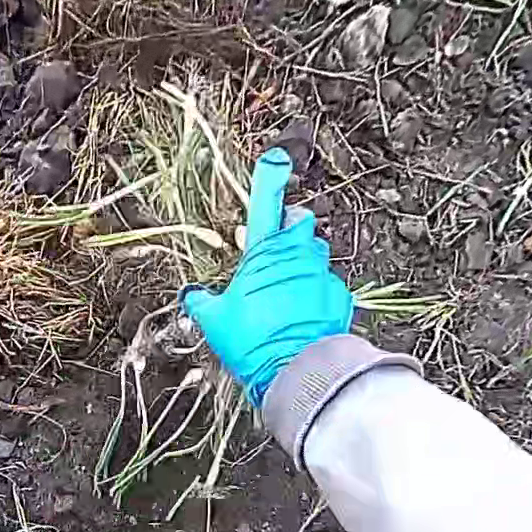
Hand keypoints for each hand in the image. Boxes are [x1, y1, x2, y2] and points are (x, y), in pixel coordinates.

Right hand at [181, 148, 352, 403]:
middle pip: (299, 222)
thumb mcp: (215, 321)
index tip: (275, 159)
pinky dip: (315, 295)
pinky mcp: (340, 296)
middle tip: (270, 254)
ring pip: (313, 254)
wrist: (296, 372)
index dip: (269, 177)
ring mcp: (322, 274)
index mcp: (265, 252)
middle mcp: (297, 255)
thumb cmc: (251, 340)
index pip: (266, 202)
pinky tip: (300, 318)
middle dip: (287, 229)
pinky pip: (327, 286)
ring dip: (300, 265)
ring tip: (282, 295)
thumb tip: (191, 295)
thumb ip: (202, 302)